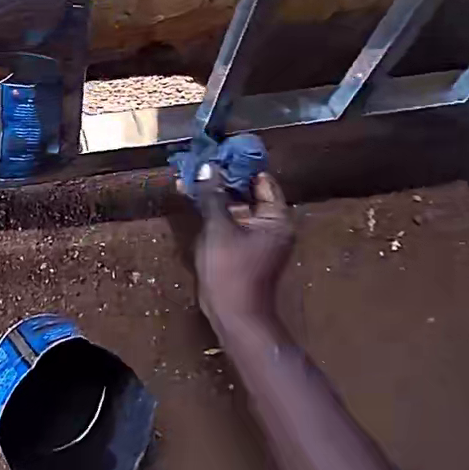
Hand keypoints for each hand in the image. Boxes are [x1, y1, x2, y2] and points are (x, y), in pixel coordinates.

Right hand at [191, 171, 294, 331]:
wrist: (235, 317)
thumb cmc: (231, 271)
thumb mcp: (219, 229)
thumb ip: (213, 196)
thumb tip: (206, 167)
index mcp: (277, 217)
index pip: (261, 179)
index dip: (239, 165)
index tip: (217, 152)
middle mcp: (273, 225)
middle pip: (249, 191)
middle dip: (223, 178)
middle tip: (199, 163)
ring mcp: (259, 238)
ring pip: (238, 206)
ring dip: (217, 194)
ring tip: (191, 177)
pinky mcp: (245, 249)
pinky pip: (232, 222)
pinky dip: (217, 212)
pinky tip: (195, 200)